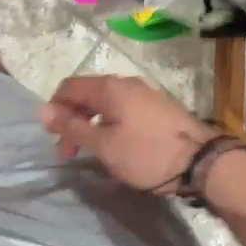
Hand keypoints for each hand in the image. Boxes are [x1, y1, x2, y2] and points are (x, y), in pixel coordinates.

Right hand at [41, 75, 217, 193]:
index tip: (55, 139)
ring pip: (107, 104)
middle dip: (73, 120)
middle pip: (88, 95)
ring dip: (93, 125)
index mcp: (108, 87)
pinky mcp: (159, 108)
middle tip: (70, 152)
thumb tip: (41, 110)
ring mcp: (145, 94)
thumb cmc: (148, 154)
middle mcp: (125, 83)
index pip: (68, 87)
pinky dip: (112, 125)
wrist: (204, 163)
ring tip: (93, 151)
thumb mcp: (104, 145)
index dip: (55, 110)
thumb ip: (73, 127)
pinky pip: (124, 110)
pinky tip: (117, 146)